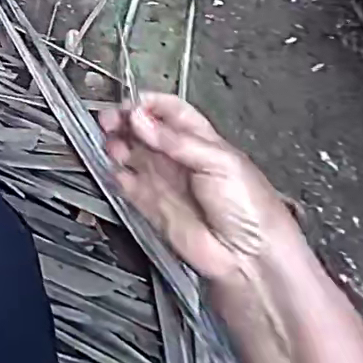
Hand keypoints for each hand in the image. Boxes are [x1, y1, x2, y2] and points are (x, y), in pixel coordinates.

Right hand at [99, 93, 297, 285]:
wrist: (250, 258)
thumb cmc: (253, 210)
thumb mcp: (220, 162)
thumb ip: (175, 140)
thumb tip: (139, 119)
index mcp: (200, 141)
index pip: (168, 111)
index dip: (148, 104)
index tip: (132, 105)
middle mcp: (178, 157)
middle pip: (142, 129)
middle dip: (123, 121)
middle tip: (110, 121)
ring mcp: (162, 179)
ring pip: (129, 151)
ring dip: (117, 144)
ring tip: (114, 146)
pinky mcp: (149, 203)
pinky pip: (124, 182)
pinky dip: (115, 173)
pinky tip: (117, 170)